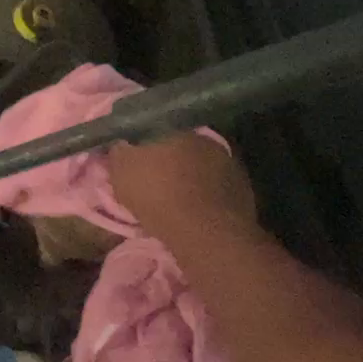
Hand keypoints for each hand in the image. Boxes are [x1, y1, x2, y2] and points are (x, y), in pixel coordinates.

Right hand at [108, 131, 260, 245]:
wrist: (205, 232)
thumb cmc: (157, 194)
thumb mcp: (121, 172)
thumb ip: (118, 151)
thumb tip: (119, 142)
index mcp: (176, 129)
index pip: (156, 129)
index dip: (145, 143)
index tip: (137, 156)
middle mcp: (206, 141)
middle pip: (182, 147)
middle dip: (171, 159)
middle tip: (157, 177)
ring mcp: (229, 166)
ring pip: (202, 168)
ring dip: (191, 178)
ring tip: (178, 197)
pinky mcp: (244, 191)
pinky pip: (218, 189)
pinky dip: (207, 196)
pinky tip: (197, 210)